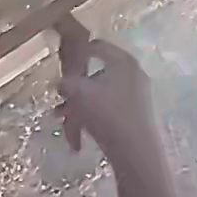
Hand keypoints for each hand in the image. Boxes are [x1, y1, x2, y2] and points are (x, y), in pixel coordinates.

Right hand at [57, 18, 162, 168]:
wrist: (134, 150)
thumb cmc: (106, 113)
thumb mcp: (78, 93)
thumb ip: (65, 82)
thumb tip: (60, 82)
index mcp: (122, 60)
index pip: (96, 45)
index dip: (76, 52)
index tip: (61, 63)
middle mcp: (133, 72)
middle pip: (96, 73)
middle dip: (74, 88)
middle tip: (60, 99)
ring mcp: (137, 93)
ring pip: (100, 94)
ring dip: (79, 105)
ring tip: (64, 122)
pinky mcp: (137, 112)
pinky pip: (109, 107)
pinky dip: (93, 114)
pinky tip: (79, 132)